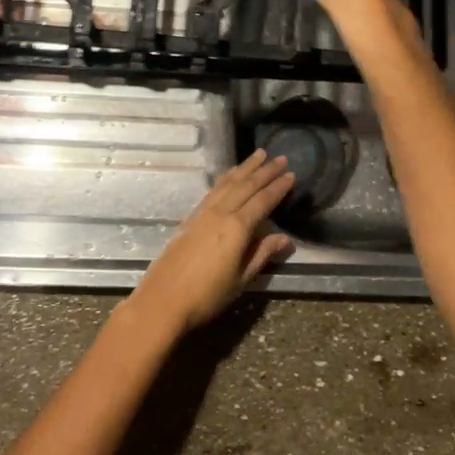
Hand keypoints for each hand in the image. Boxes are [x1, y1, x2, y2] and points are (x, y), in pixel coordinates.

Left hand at [125, 150, 295, 334]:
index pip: (263, 201)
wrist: (163, 300)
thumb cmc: (207, 295)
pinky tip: (230, 174)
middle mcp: (221, 212)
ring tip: (258, 154)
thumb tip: (286, 239)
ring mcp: (204, 212)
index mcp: (237, 227)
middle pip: (247, 185)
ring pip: (229, 182)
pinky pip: (214, 189)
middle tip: (281, 158)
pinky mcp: (191, 216)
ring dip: (245, 168)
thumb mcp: (241, 280)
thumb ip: (262, 254)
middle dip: (265, 171)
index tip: (291, 175)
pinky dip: (226, 177)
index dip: (278, 188)